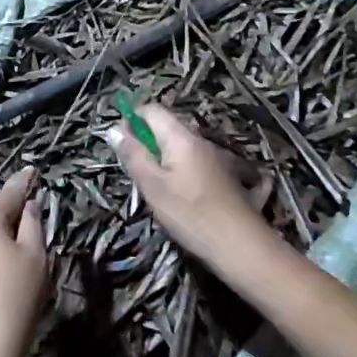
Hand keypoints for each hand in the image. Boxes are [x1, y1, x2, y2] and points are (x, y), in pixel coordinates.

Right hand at [103, 104, 268, 267]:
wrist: (242, 246)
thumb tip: (114, 128)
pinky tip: (180, 196)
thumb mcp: (152, 186)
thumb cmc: (190, 214)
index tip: (123, 144)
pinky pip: (194, 161)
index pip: (152, 110)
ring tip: (156, 187)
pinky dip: (180, 170)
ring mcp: (217, 157)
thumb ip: (133, 155)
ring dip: (163, 158)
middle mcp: (201, 140)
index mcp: (181, 138)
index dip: (133, 119)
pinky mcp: (225, 175)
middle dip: (147, 141)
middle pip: (167, 127)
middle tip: (136, 171)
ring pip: (180, 146)